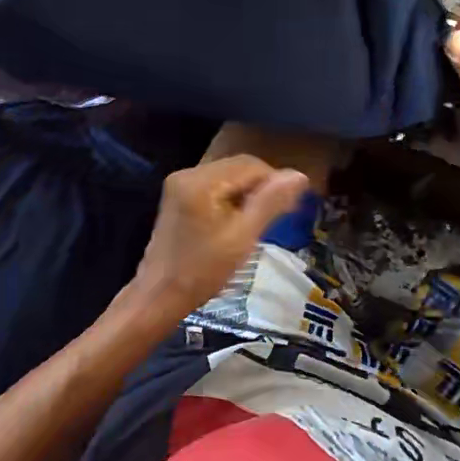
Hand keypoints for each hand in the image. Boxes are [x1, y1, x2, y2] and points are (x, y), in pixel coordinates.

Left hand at [131, 156, 311, 314]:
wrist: (160, 295)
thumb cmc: (203, 271)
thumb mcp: (242, 237)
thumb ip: (270, 203)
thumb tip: (299, 175)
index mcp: (200, 181)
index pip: (251, 165)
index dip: (276, 182)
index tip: (292, 208)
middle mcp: (187, 173)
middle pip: (237, 168)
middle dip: (262, 187)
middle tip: (280, 216)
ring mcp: (179, 184)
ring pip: (227, 177)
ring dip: (247, 193)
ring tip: (260, 221)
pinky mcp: (177, 197)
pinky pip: (213, 187)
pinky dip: (230, 199)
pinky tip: (238, 222)